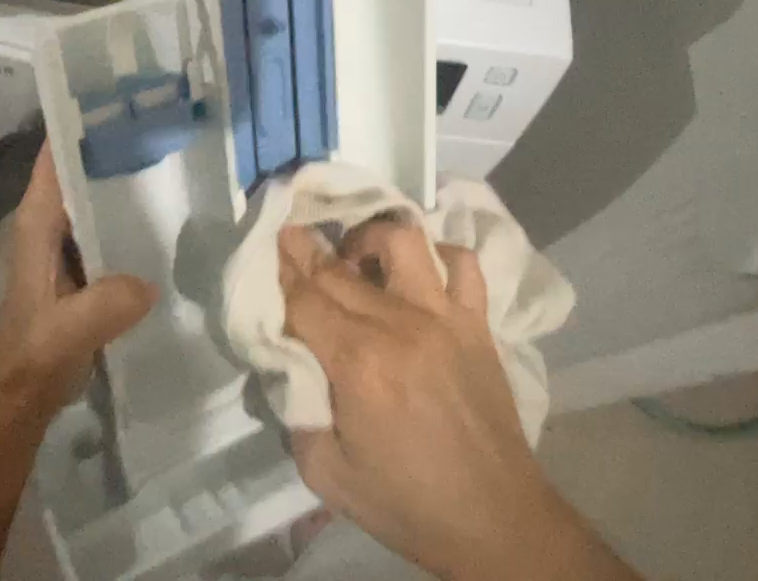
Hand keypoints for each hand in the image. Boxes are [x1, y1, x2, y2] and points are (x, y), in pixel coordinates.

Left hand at [0, 144, 156, 424]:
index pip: (55, 157)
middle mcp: (50, 222)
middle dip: (112, 144)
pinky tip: (167, 213)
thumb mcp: (67, 331)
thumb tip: (148, 283)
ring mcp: (66, 242)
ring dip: (123, 176)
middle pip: (79, 168)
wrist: (26, 393)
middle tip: (163, 121)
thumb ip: (103, 305)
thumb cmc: (36, 354)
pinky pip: (108, 223)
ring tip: (172, 154)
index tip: (119, 98)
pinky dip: (130, 213)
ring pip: (95, 194)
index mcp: (38, 222)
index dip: (80, 125)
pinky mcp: (83, 263)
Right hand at [279, 222, 587, 579]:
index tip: (261, 249)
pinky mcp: (477, 325)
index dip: (277, 272)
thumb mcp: (324, 471)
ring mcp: (444, 319)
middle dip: (303, 249)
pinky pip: (462, 264)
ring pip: (402, 241)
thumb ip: (291, 407)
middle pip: (337, 267)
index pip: (302, 297)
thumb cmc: (404, 502)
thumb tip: (278, 358)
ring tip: (355, 258)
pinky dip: (437, 255)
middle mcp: (399, 326)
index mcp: (357, 364)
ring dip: (369, 239)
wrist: (496, 523)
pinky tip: (416, 273)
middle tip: (287, 234)